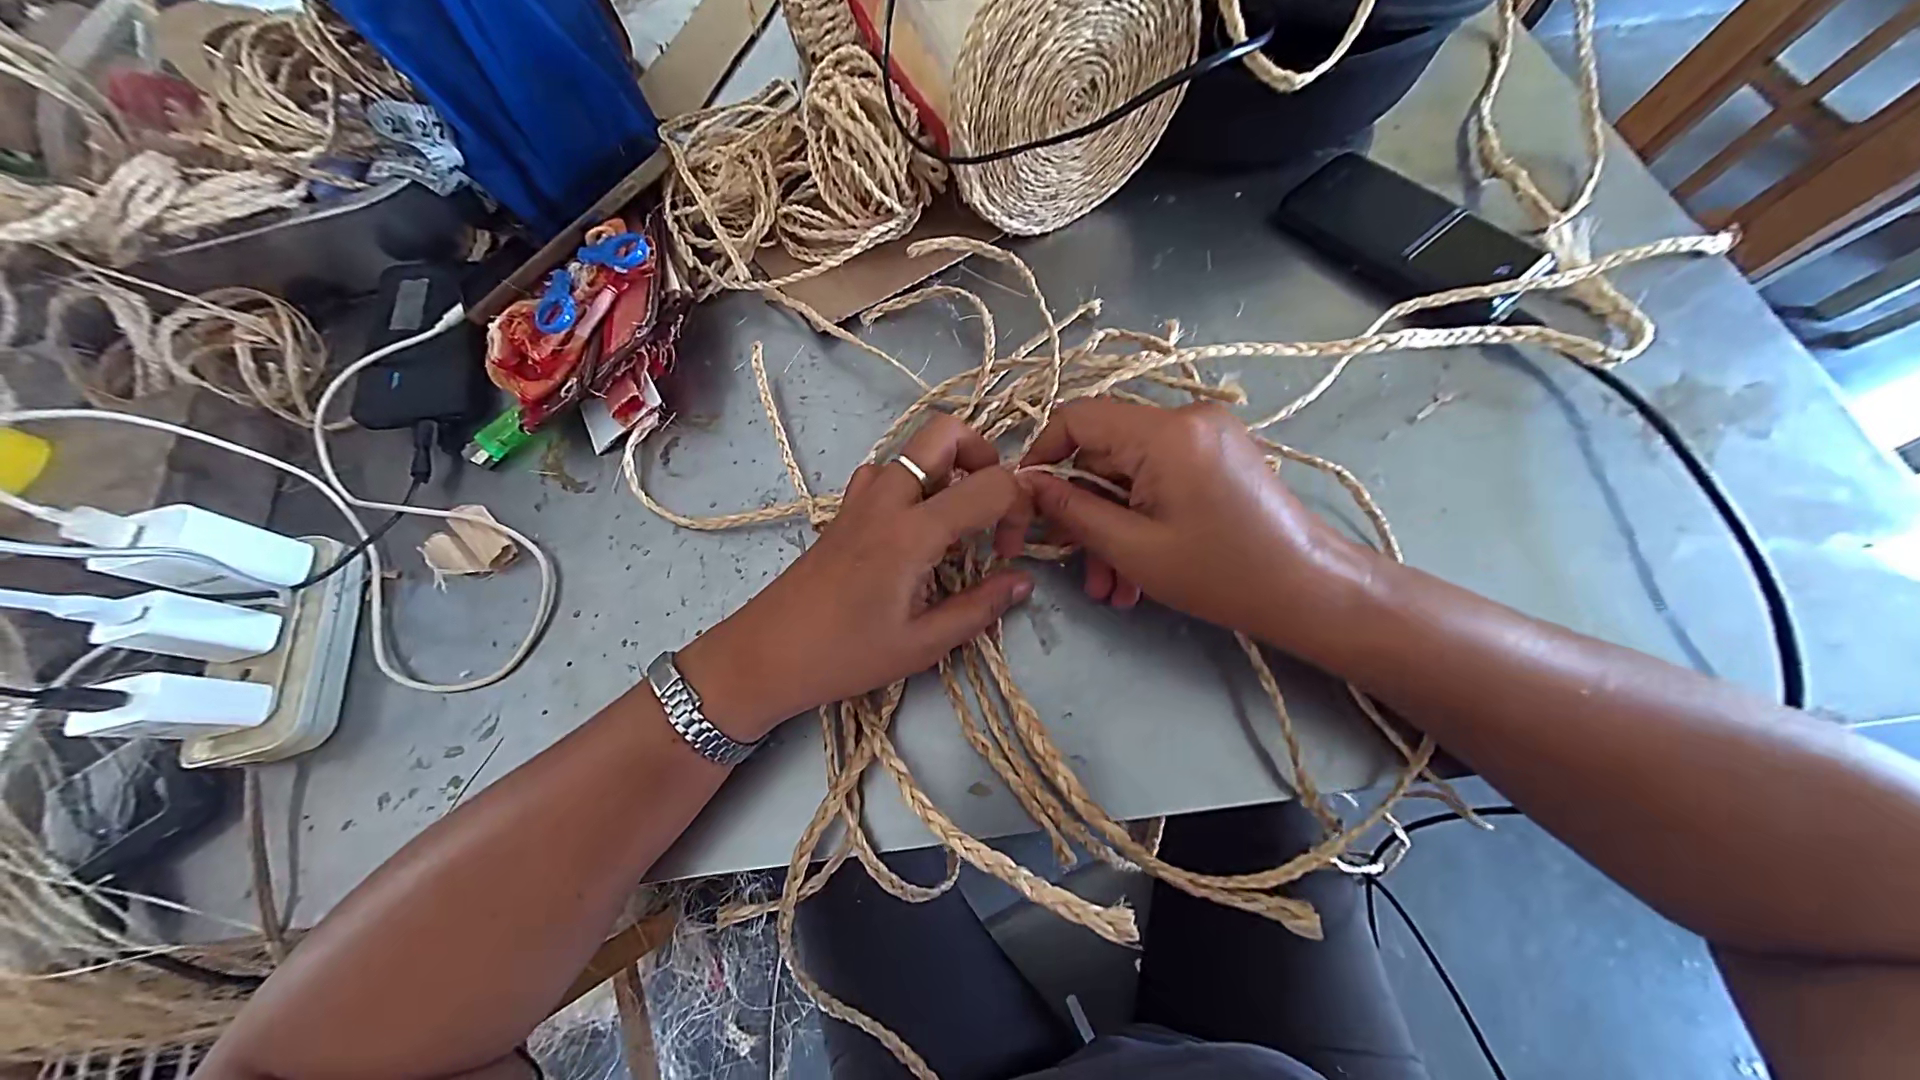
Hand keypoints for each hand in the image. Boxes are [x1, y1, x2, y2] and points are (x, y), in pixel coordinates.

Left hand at [678, 414, 1032, 741]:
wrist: (765, 655)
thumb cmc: (844, 656)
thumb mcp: (922, 644)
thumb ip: (979, 607)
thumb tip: (1023, 580)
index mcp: (912, 532)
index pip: (990, 484)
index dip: (1017, 509)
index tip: (1006, 552)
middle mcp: (887, 499)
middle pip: (945, 431)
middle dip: (983, 455)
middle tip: (989, 506)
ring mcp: (860, 499)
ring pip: (911, 448)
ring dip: (946, 468)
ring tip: (954, 521)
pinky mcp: (843, 510)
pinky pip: (884, 472)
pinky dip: (911, 482)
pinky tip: (911, 527)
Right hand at [1017, 400, 1368, 644]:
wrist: (1310, 590)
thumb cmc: (1221, 574)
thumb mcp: (1132, 548)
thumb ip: (1072, 510)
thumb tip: (1029, 485)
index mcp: (1165, 432)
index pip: (1078, 417)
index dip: (1042, 454)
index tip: (1028, 500)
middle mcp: (1185, 417)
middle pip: (1104, 454)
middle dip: (1085, 513)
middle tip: (1075, 565)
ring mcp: (1204, 434)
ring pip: (1129, 474)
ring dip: (1111, 527)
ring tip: (1111, 586)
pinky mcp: (1215, 453)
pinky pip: (1157, 479)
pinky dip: (1140, 517)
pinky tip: (1135, 570)